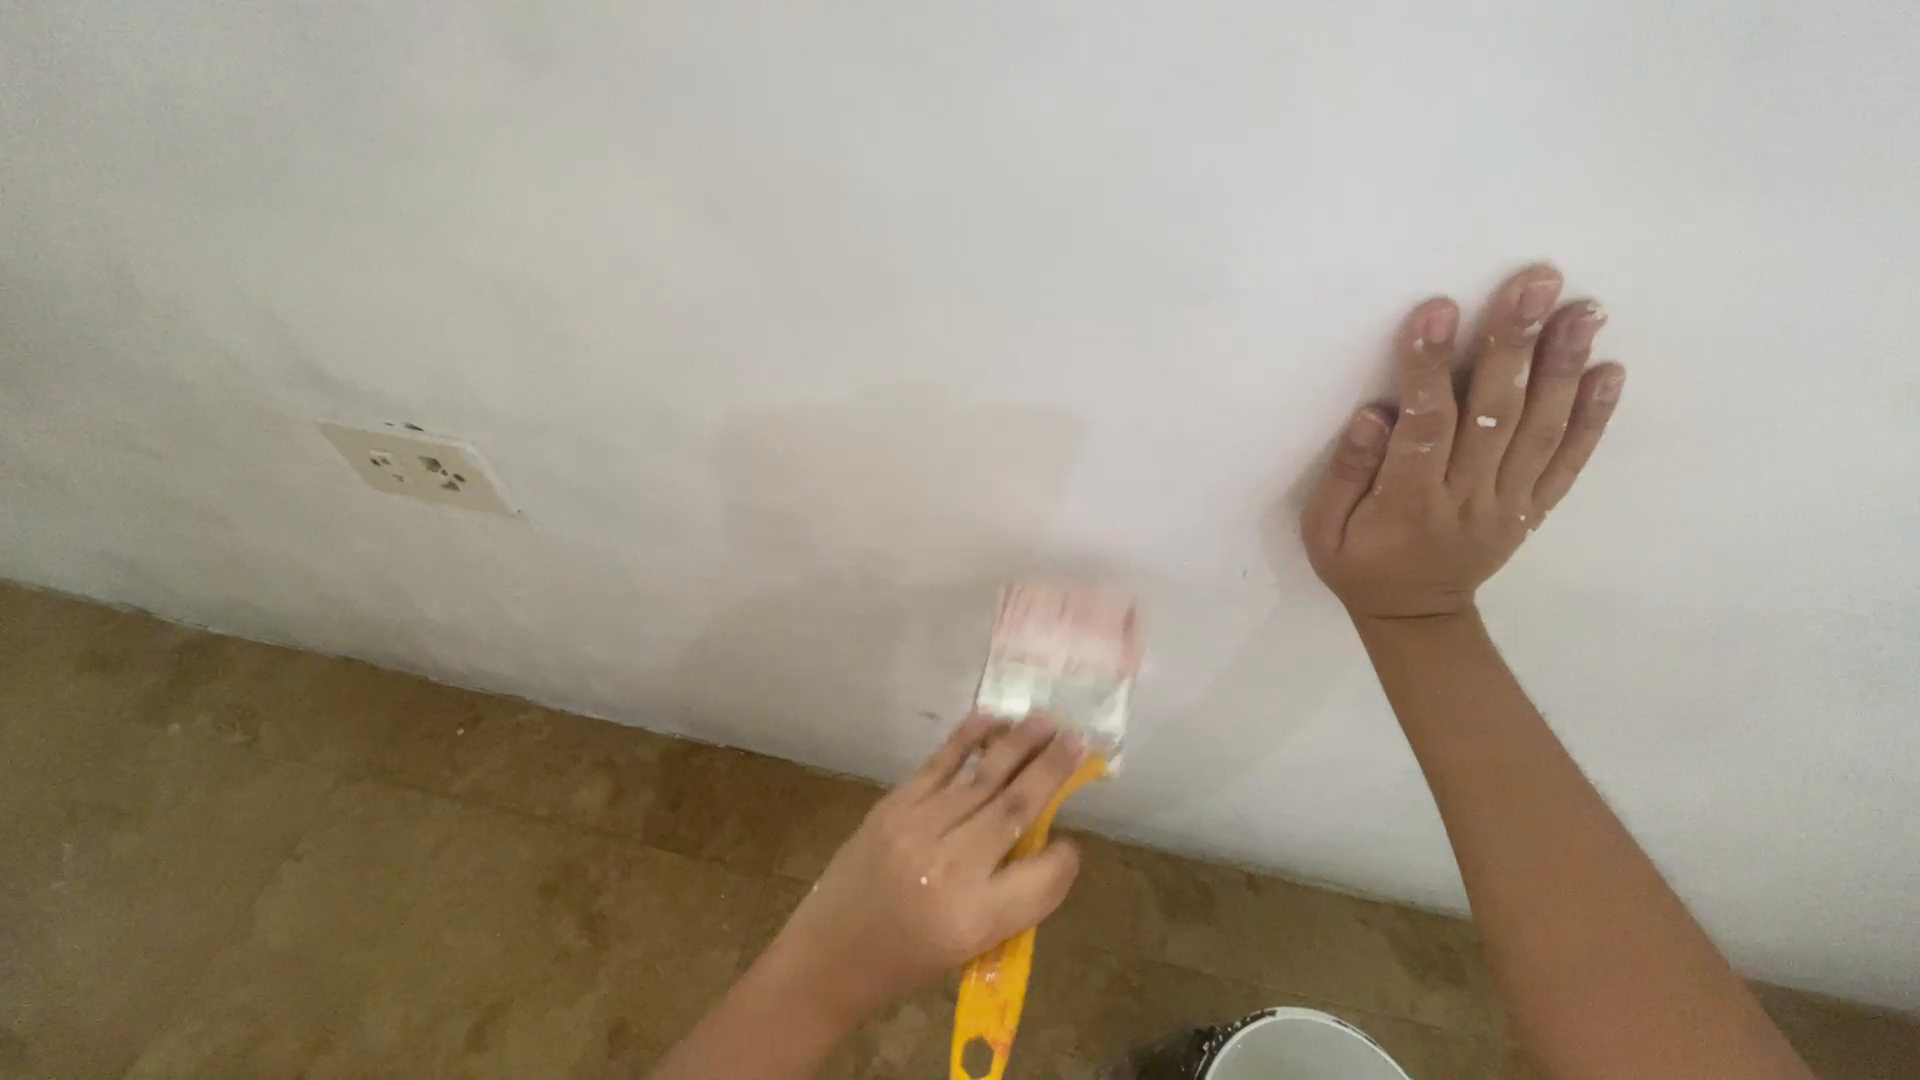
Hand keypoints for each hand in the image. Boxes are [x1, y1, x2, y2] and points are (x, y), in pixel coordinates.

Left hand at [760, 713, 1085, 1028]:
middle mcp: (951, 869)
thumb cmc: (904, 964)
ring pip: (981, 779)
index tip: (1070, 842)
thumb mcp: (968, 947)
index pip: (1043, 876)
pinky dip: (966, 740)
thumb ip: (1008, 897)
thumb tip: (1040, 842)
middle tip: (1079, 740)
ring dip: (1018, 746)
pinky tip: (992, 720)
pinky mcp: (891, 808)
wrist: (826, 958)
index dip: (1064, 856)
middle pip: (1015, 808)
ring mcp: (917, 830)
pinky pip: (937, 766)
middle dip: (1051, 771)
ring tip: (1048, 721)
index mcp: (976, 919)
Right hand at [1303, 264, 1624, 620]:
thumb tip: (1374, 415)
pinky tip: (1609, 369)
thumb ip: (1347, 475)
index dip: (1430, 367)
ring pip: (1540, 430)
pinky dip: (1593, 416)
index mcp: (1409, 502)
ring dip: (1563, 366)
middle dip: (1514, 344)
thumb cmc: (1359, 566)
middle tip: (1536, 284)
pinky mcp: (1532, 508)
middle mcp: (1467, 497)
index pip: (1425, 426)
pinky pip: (1568, 461)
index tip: (1438, 310)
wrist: (1416, 616)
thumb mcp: (1323, 531)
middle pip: (1494, 415)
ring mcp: (1508, 503)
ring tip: (1585, 309)